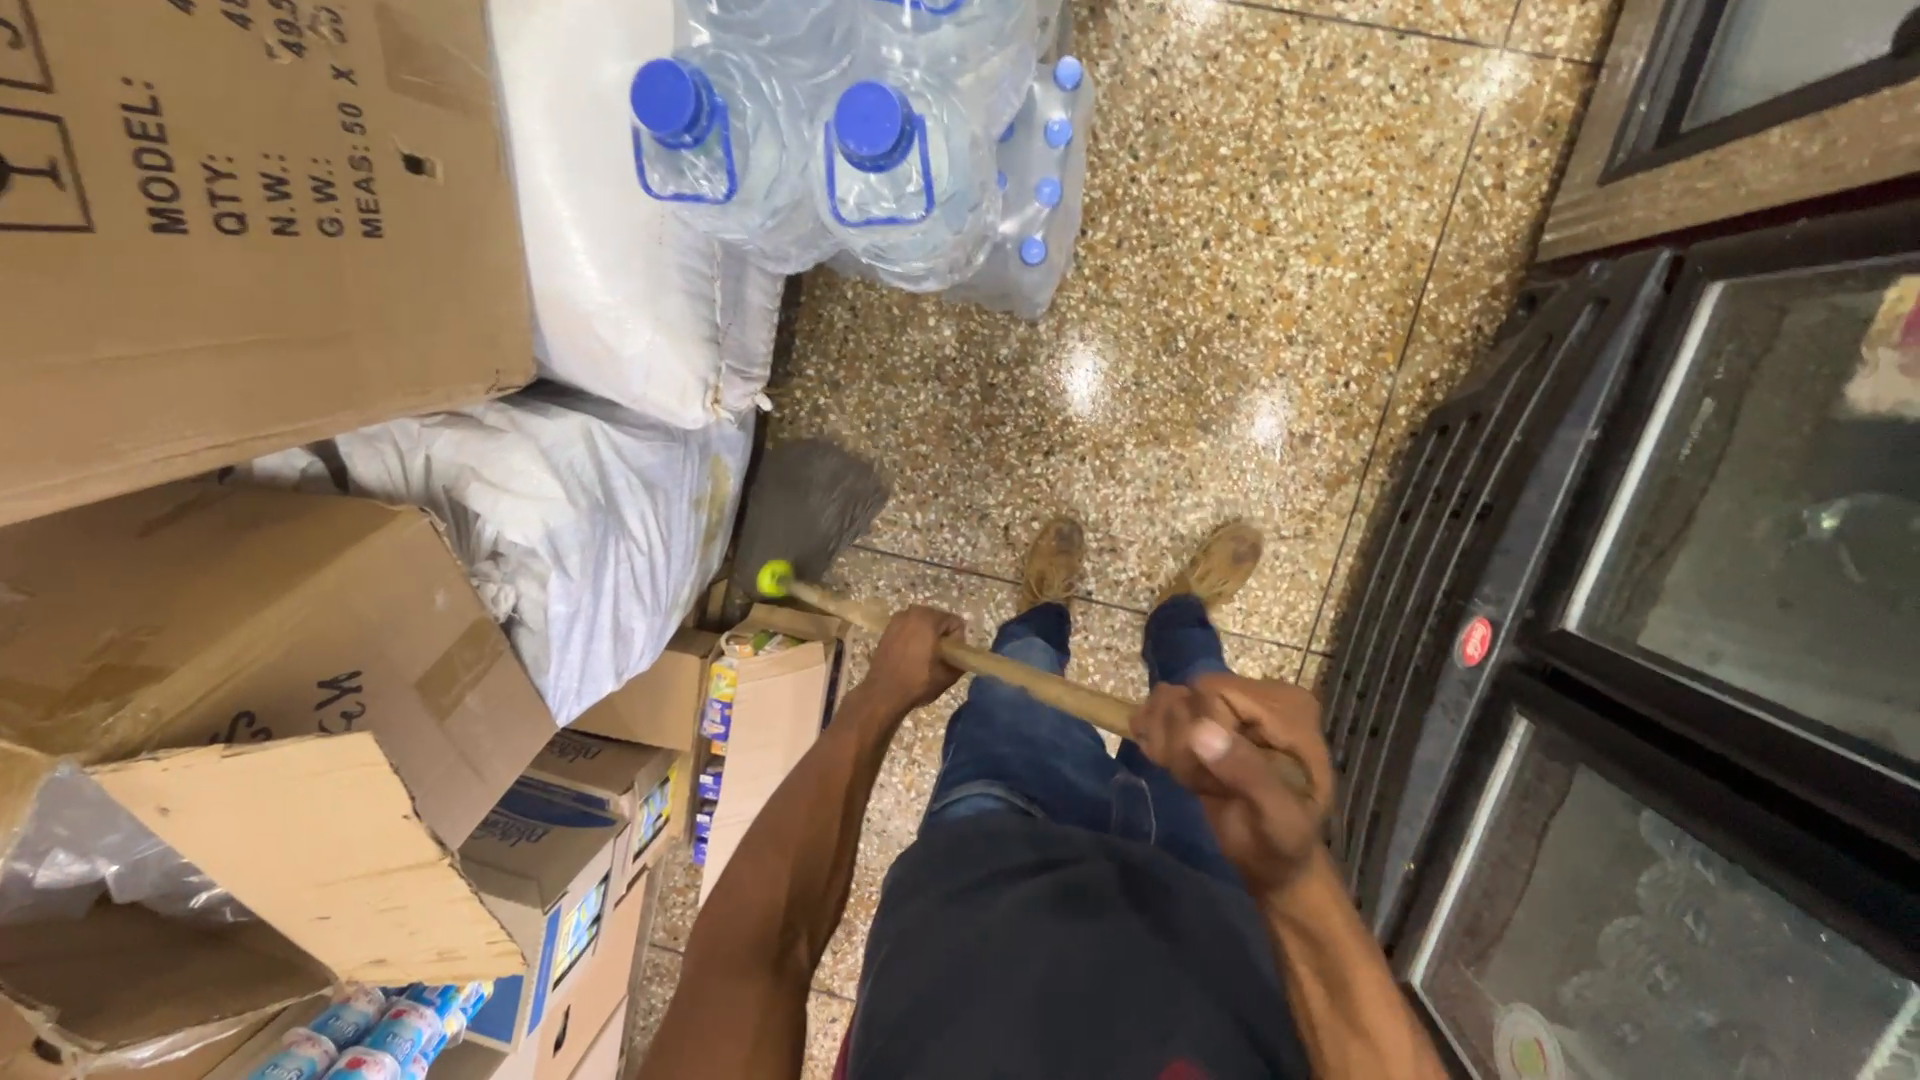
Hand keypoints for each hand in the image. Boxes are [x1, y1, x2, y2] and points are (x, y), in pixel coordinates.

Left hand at [866, 605, 966, 709]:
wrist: (884, 692)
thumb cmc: (918, 681)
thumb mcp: (949, 675)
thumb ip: (962, 661)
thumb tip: (963, 656)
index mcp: (928, 617)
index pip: (956, 623)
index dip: (957, 641)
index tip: (950, 658)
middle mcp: (912, 612)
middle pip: (939, 620)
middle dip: (942, 637)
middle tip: (939, 658)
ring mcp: (897, 619)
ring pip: (923, 624)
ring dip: (928, 637)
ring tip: (925, 658)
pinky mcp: (887, 629)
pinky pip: (909, 629)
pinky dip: (914, 638)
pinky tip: (911, 656)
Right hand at [1131, 674, 1335, 895]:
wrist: (1272, 861)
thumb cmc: (1282, 842)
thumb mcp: (1278, 819)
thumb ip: (1247, 774)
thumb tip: (1198, 729)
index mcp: (1287, 708)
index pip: (1214, 690)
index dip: (1196, 731)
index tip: (1209, 778)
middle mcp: (1259, 695)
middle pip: (1187, 693)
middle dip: (1180, 742)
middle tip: (1200, 784)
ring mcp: (1231, 704)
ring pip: (1169, 700)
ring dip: (1166, 743)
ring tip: (1191, 777)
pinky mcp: (1208, 716)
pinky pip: (1162, 707)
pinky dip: (1155, 737)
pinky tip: (1171, 764)